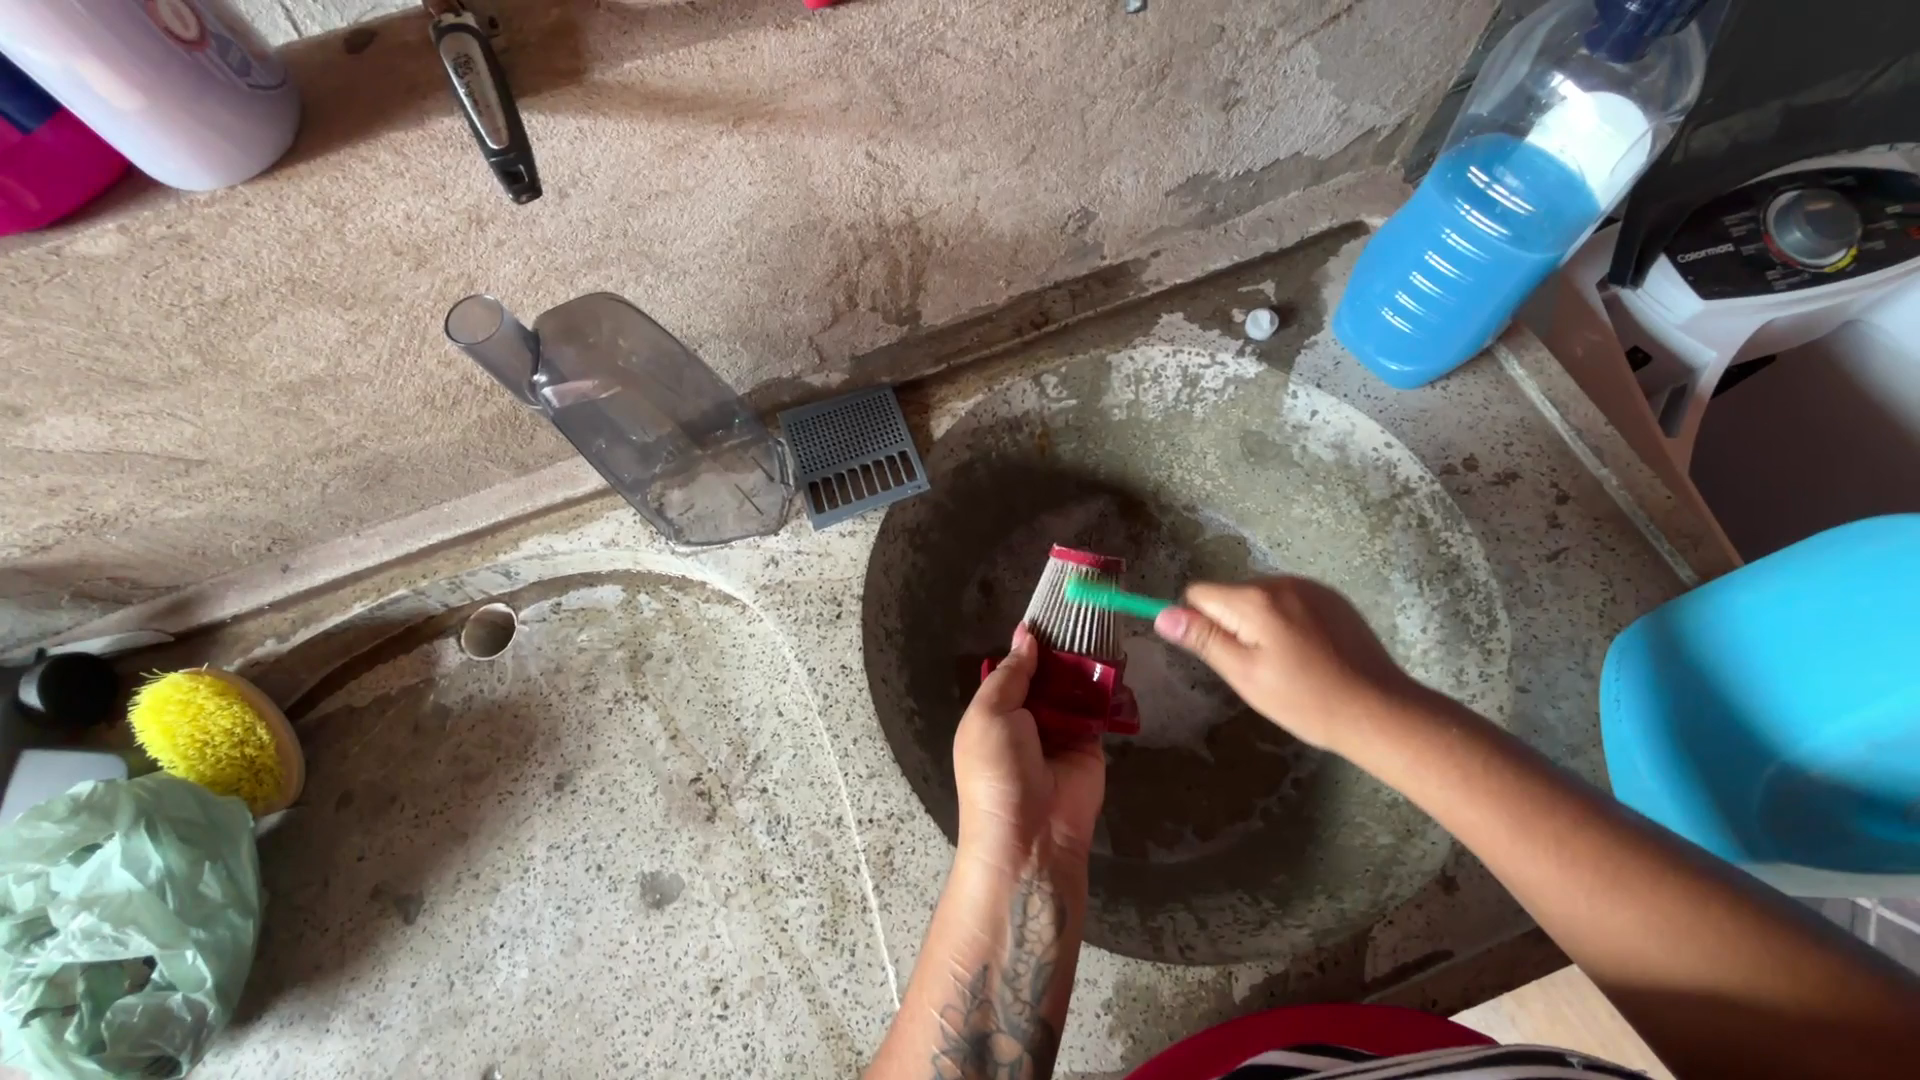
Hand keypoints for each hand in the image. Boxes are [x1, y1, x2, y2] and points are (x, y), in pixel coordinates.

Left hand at [952, 626, 1106, 871]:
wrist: (1031, 835)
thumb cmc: (997, 770)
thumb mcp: (989, 714)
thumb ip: (1011, 674)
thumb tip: (1026, 634)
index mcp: (996, 711)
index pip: (1016, 668)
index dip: (1031, 642)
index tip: (1051, 608)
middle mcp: (1029, 718)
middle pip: (1049, 675)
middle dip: (1063, 649)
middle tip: (1084, 611)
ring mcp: (1062, 730)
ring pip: (1075, 687)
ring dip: (1086, 663)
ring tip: (1102, 625)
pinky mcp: (1093, 743)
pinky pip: (1100, 709)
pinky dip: (1108, 687)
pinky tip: (1117, 657)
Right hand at [1152, 576, 1418, 750]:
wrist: (1378, 710)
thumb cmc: (1304, 700)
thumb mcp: (1244, 675)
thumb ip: (1203, 639)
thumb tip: (1162, 614)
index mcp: (1255, 600)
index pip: (1198, 594)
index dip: (1199, 624)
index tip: (1222, 656)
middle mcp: (1281, 582)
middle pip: (1230, 595)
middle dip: (1232, 625)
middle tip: (1255, 667)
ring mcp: (1310, 587)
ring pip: (1258, 599)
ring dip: (1258, 624)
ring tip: (1284, 664)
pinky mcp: (1332, 598)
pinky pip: (1288, 602)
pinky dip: (1286, 622)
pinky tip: (1306, 654)